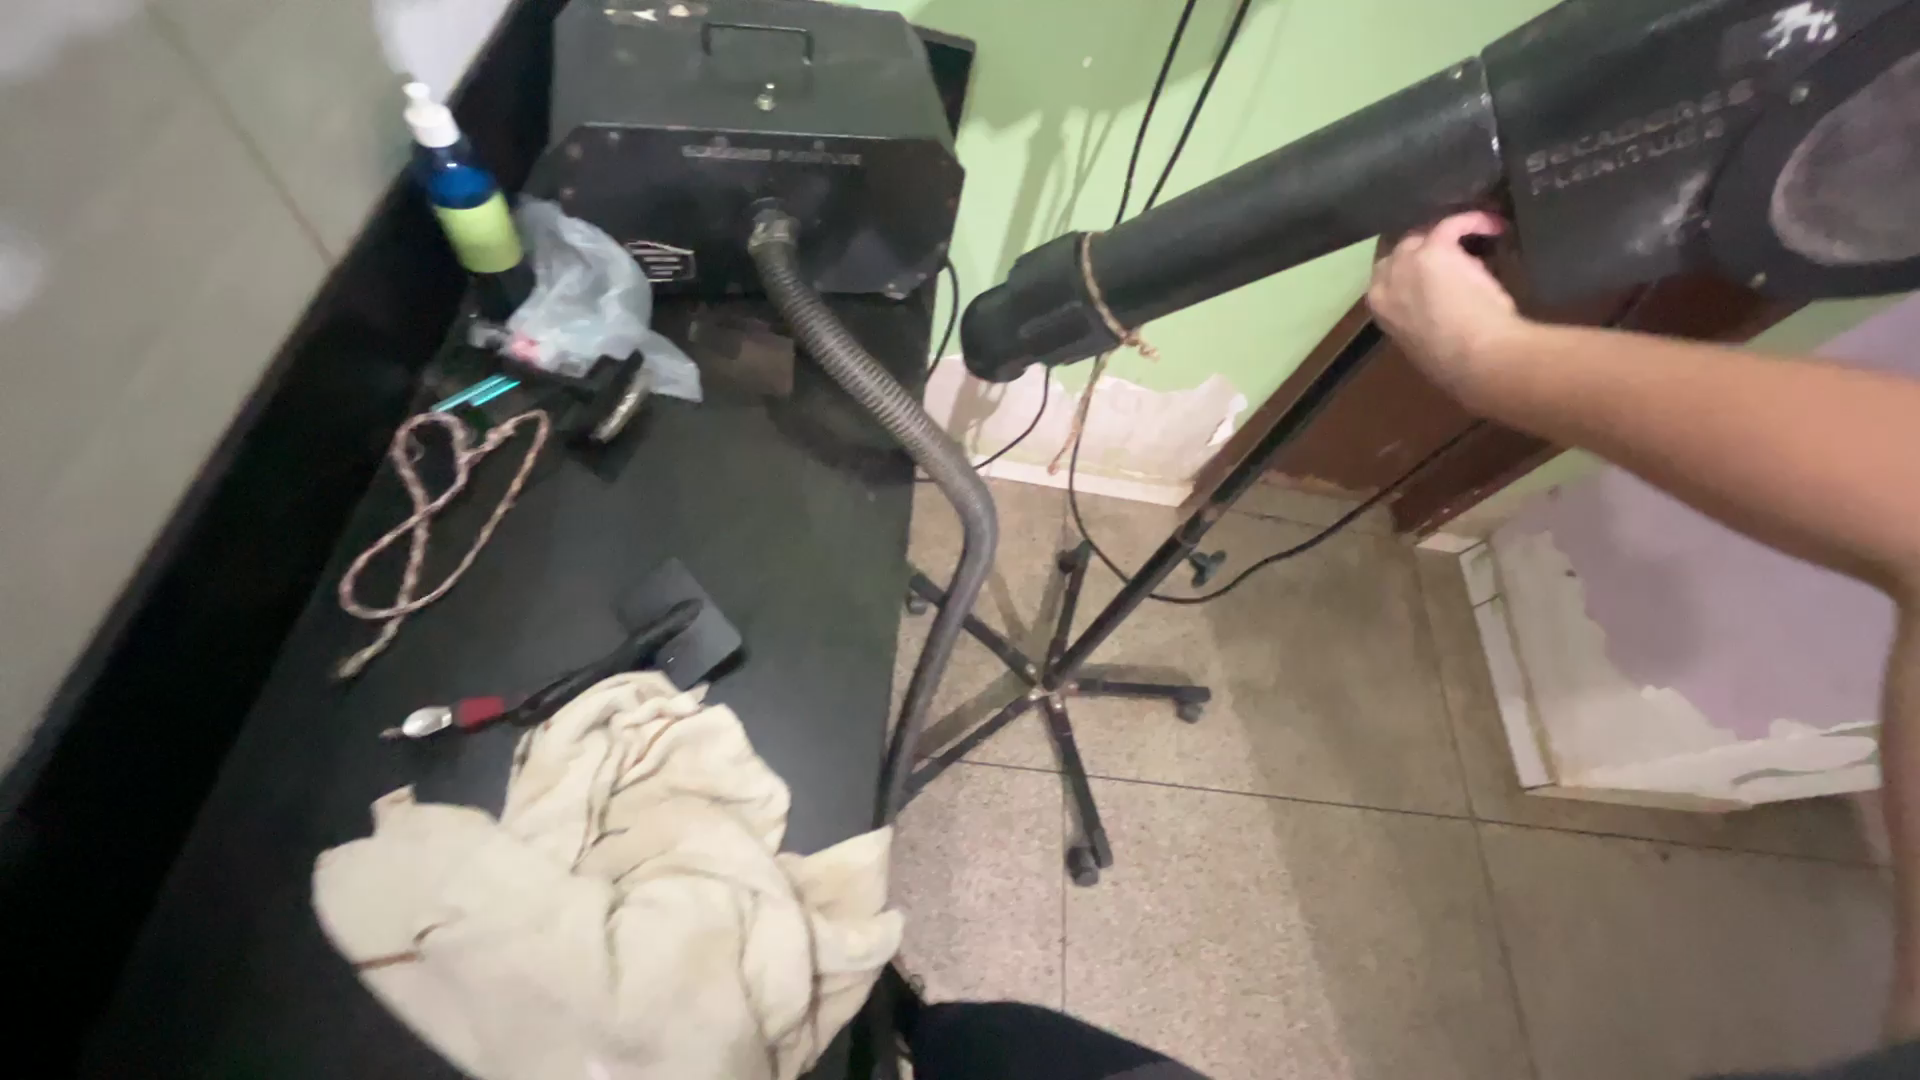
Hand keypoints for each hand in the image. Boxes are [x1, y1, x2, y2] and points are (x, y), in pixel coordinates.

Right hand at [1367, 211, 1526, 399]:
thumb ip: (1418, 316)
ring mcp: (1405, 265)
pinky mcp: (1432, 251)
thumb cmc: (1450, 359)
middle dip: (1421, 250)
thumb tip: (1436, 304)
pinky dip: (1473, 221)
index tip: (1430, 272)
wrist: (1470, 355)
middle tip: (1450, 250)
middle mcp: (1383, 284)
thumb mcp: (1421, 338)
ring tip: (1472, 238)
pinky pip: (1450, 224)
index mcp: (1379, 309)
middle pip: (1398, 253)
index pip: (1385, 279)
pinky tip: (1493, 225)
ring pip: (1421, 237)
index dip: (1408, 272)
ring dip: (1444, 236)